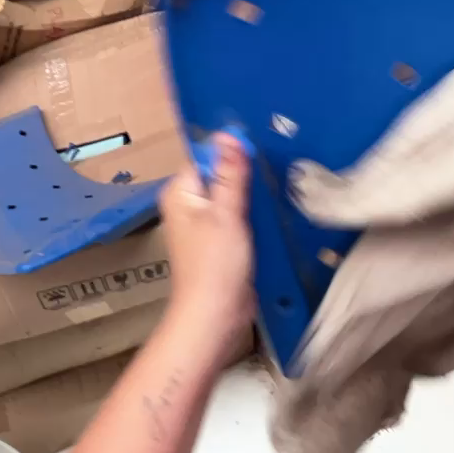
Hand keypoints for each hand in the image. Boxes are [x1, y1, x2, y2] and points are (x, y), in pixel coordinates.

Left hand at [159, 134, 254, 338]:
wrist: (215, 318)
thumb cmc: (216, 265)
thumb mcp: (226, 213)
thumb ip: (230, 173)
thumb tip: (227, 134)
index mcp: (180, 193)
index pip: (204, 157)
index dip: (228, 152)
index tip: (256, 149)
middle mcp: (186, 205)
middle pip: (218, 175)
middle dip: (242, 174)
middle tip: (271, 168)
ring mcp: (202, 225)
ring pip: (229, 197)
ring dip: (249, 195)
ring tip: (273, 188)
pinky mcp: (218, 243)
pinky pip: (235, 217)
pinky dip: (250, 214)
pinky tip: (269, 213)